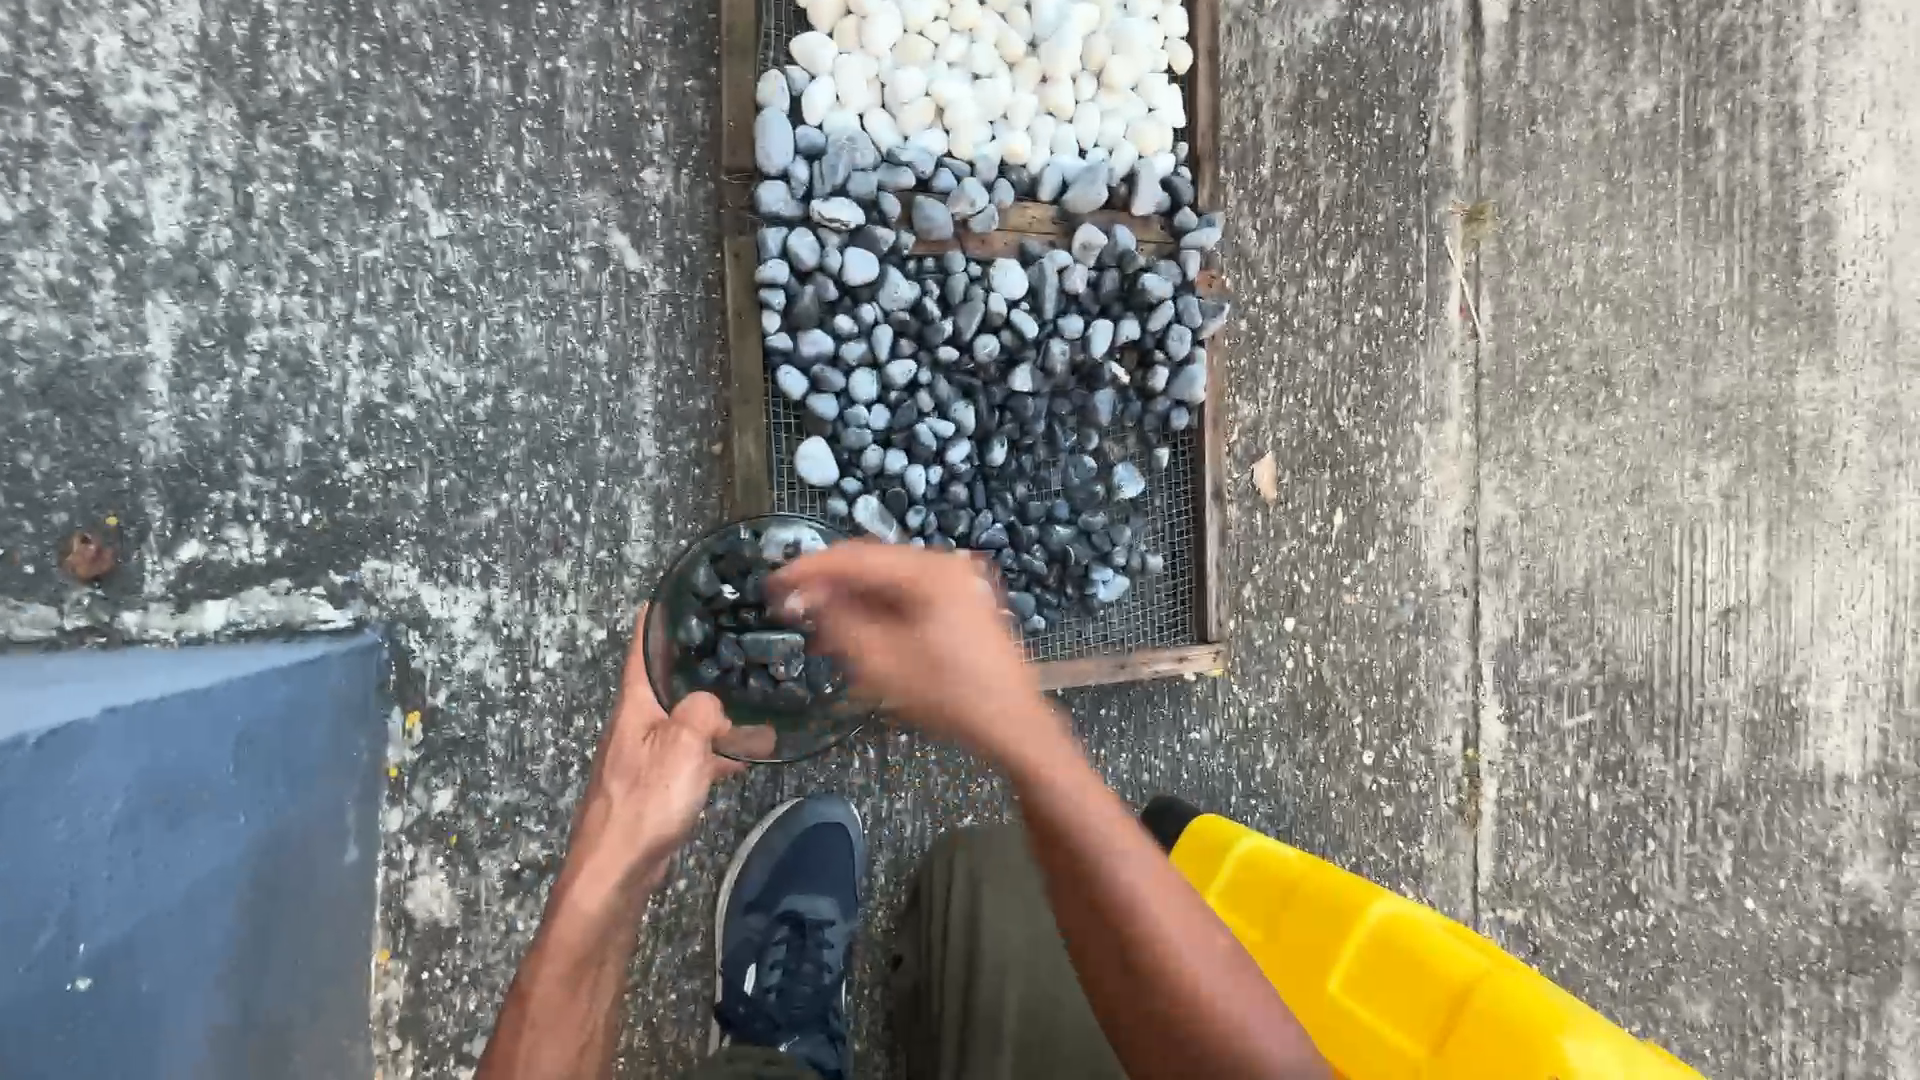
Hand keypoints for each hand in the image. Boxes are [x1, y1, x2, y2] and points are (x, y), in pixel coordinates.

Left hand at [568, 607, 754, 884]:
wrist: (614, 872)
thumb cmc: (644, 801)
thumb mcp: (682, 745)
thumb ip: (703, 712)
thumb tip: (712, 705)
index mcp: (635, 707)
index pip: (641, 651)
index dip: (652, 621)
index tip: (666, 595)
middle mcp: (636, 725)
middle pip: (665, 683)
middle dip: (694, 663)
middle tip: (731, 645)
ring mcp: (643, 756)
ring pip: (683, 720)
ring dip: (714, 712)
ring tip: (755, 702)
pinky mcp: (653, 785)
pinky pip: (689, 753)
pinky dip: (715, 749)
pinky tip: (742, 756)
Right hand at [771, 542, 1061, 765]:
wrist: (1014, 724)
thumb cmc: (951, 698)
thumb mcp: (884, 665)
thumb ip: (840, 623)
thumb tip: (809, 597)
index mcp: (929, 572)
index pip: (855, 557)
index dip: (809, 570)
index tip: (773, 586)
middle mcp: (944, 565)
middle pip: (872, 564)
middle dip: (829, 586)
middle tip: (791, 608)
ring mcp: (956, 582)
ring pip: (888, 581)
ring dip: (852, 601)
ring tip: (816, 629)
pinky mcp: (960, 601)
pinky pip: (907, 596)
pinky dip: (878, 610)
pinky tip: (854, 633)